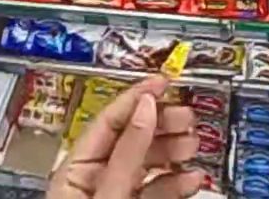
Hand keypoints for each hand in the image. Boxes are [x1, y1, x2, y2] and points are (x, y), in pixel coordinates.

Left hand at [46, 75, 204, 198]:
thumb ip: (128, 153)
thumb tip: (146, 105)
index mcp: (75, 172)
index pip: (109, 119)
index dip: (138, 96)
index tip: (166, 81)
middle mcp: (92, 184)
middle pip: (132, 138)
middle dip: (163, 124)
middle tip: (189, 116)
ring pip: (147, 165)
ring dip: (173, 152)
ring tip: (194, 145)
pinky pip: (154, 194)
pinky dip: (175, 185)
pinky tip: (191, 182)